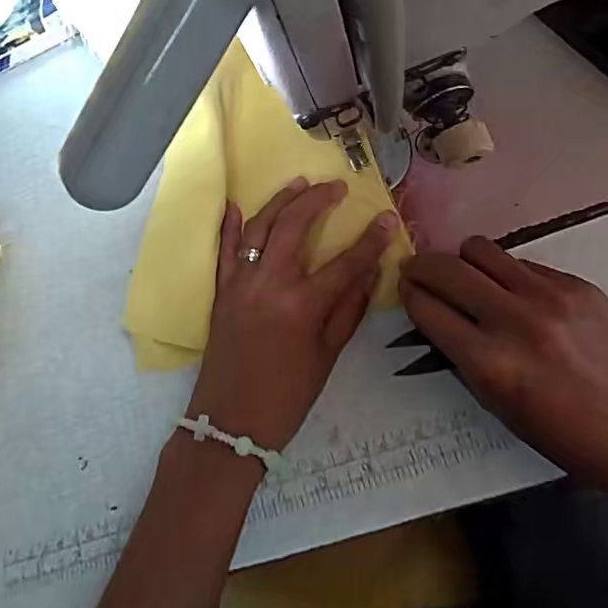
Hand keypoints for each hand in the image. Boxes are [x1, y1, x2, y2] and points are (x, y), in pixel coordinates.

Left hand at [189, 179, 397, 451]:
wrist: (231, 423)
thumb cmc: (288, 396)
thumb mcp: (328, 355)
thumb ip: (350, 309)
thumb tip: (370, 271)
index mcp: (302, 305)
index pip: (345, 262)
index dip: (370, 239)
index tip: (386, 217)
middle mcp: (269, 284)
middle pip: (295, 226)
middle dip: (318, 200)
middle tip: (338, 187)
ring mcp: (239, 284)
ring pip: (259, 227)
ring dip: (280, 201)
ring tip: (300, 183)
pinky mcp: (220, 292)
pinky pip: (223, 251)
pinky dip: (228, 225)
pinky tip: (234, 203)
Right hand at [400, 238, 607, 482]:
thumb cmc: (563, 434)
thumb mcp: (498, 406)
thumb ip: (463, 358)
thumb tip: (437, 316)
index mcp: (491, 364)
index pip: (429, 309)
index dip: (409, 295)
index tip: (405, 289)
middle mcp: (515, 321)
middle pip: (447, 269)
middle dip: (421, 266)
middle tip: (417, 270)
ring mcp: (549, 296)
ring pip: (480, 249)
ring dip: (462, 260)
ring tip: (466, 276)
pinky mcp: (576, 284)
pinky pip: (523, 264)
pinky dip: (507, 275)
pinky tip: (519, 298)